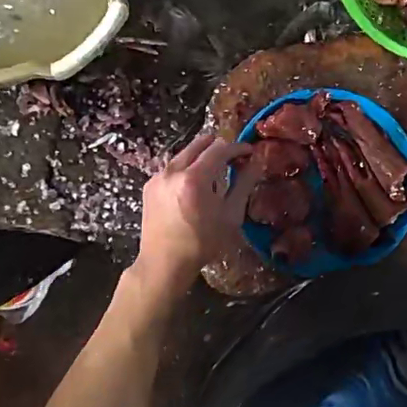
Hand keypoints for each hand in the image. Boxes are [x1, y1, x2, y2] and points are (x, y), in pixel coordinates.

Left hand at [134, 131, 254, 287]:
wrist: (164, 263)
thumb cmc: (202, 242)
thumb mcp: (230, 215)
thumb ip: (244, 184)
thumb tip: (256, 163)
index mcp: (194, 178)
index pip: (219, 149)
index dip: (238, 147)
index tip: (250, 152)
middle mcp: (173, 171)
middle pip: (199, 144)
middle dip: (219, 146)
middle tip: (234, 158)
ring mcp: (158, 177)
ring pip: (184, 153)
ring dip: (202, 156)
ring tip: (216, 172)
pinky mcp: (150, 185)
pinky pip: (173, 167)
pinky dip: (187, 168)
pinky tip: (196, 185)